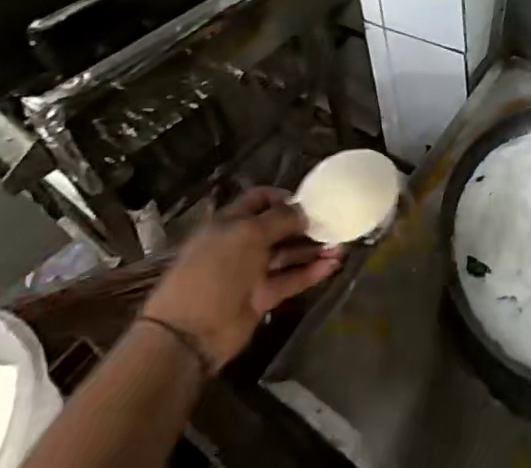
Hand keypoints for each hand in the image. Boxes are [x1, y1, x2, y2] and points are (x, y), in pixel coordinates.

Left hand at [140, 187, 341, 368]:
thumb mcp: (248, 234)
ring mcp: (252, 272)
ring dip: (314, 248)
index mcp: (230, 223)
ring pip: (289, 254)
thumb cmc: (215, 271)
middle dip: (307, 223)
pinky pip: (291, 279)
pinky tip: (334, 264)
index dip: (284, 196)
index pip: (260, 199)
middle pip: (279, 227)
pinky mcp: (262, 296)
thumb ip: (281, 218)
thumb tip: (306, 210)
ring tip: (341, 245)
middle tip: (335, 222)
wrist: (189, 334)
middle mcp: (242, 244)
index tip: (311, 200)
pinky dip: (312, 272)